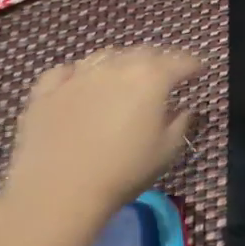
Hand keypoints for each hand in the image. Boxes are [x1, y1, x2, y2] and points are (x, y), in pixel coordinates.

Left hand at [0, 46, 203, 234]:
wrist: (58, 193)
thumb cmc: (123, 171)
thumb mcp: (168, 150)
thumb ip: (181, 122)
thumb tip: (182, 109)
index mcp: (152, 78)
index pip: (182, 61)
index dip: (194, 66)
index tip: (199, 72)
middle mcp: (116, 68)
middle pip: (144, 52)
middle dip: (160, 59)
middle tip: (165, 74)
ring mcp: (77, 78)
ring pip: (105, 56)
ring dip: (121, 61)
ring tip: (123, 76)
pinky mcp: (45, 94)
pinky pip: (64, 71)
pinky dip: (77, 73)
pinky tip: (80, 84)